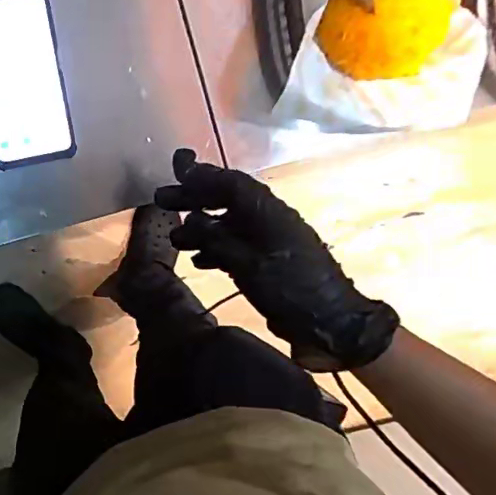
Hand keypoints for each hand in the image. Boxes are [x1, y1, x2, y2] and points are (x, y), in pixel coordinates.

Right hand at [153, 149, 398, 369]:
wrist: (332, 323)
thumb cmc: (289, 289)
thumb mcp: (247, 264)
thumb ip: (216, 239)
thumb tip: (192, 218)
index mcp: (267, 212)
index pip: (229, 182)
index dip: (201, 175)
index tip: (176, 171)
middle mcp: (268, 219)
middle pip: (226, 199)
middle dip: (194, 199)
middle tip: (163, 200)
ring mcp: (270, 239)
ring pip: (228, 223)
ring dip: (201, 226)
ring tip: (174, 238)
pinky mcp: (270, 260)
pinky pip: (237, 244)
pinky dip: (215, 247)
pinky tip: (197, 260)